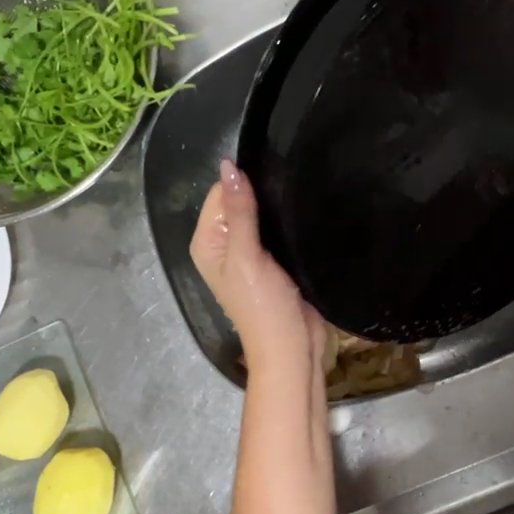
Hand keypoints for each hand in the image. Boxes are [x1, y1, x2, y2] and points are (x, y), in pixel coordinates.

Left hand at [190, 160, 323, 371]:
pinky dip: (289, 225)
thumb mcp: (247, 256)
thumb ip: (240, 211)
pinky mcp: (276, 263)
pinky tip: (305, 217)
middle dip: (263, 194)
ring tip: (302, 198)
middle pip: (241, 204)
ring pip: (263, 217)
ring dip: (279, 210)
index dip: (244, 182)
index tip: (273, 173)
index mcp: (208, 243)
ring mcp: (251, 256)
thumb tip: (229, 165)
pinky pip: (279, 233)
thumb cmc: (264, 306)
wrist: (292, 348)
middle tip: (293, 184)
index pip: (221, 194)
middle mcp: (225, 246)